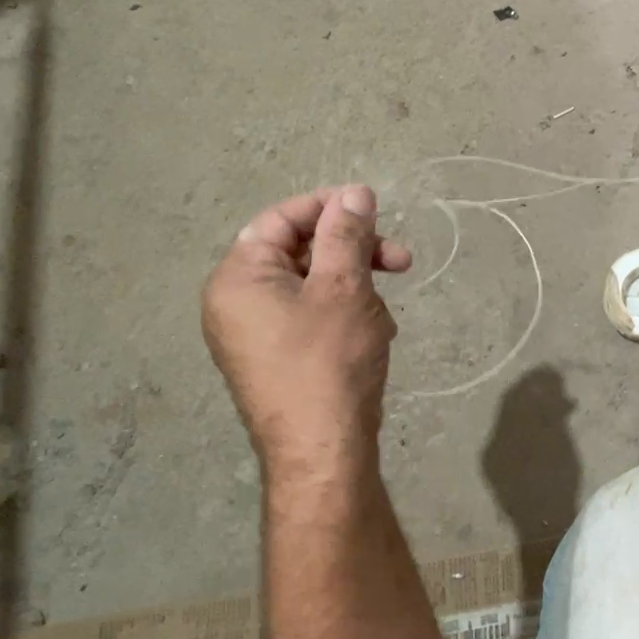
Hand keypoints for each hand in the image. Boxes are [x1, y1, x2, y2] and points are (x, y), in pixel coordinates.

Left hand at [202, 185, 413, 476]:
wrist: (323, 445)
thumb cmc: (329, 359)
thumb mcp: (344, 288)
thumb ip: (346, 235)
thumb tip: (354, 193)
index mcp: (239, 279)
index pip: (280, 220)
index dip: (328, 207)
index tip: (376, 208)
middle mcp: (237, 302)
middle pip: (300, 252)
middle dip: (354, 251)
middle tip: (401, 259)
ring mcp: (255, 334)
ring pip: (313, 286)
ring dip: (356, 286)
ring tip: (384, 314)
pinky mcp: (277, 359)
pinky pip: (312, 317)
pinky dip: (346, 314)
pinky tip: (373, 334)